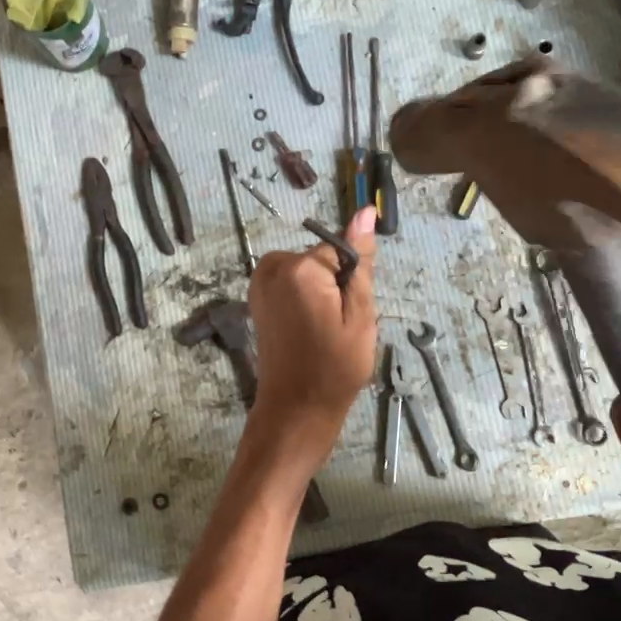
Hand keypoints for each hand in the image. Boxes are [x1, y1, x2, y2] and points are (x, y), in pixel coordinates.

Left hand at [247, 208, 378, 432]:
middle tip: (339, 326)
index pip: (341, 252)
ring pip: (308, 272)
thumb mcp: (360, 314)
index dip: (352, 282)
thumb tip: (364, 212)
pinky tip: (308, 329)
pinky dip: (303, 300)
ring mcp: (259, 283)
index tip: (349, 314)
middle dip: (335, 285)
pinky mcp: (256, 298)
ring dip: (320, 294)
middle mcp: (273, 267)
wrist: (296, 408)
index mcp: (300, 268)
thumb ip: (360, 262)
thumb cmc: (335, 366)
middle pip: (321, 259)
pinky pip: (291, 284)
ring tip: (324, 330)